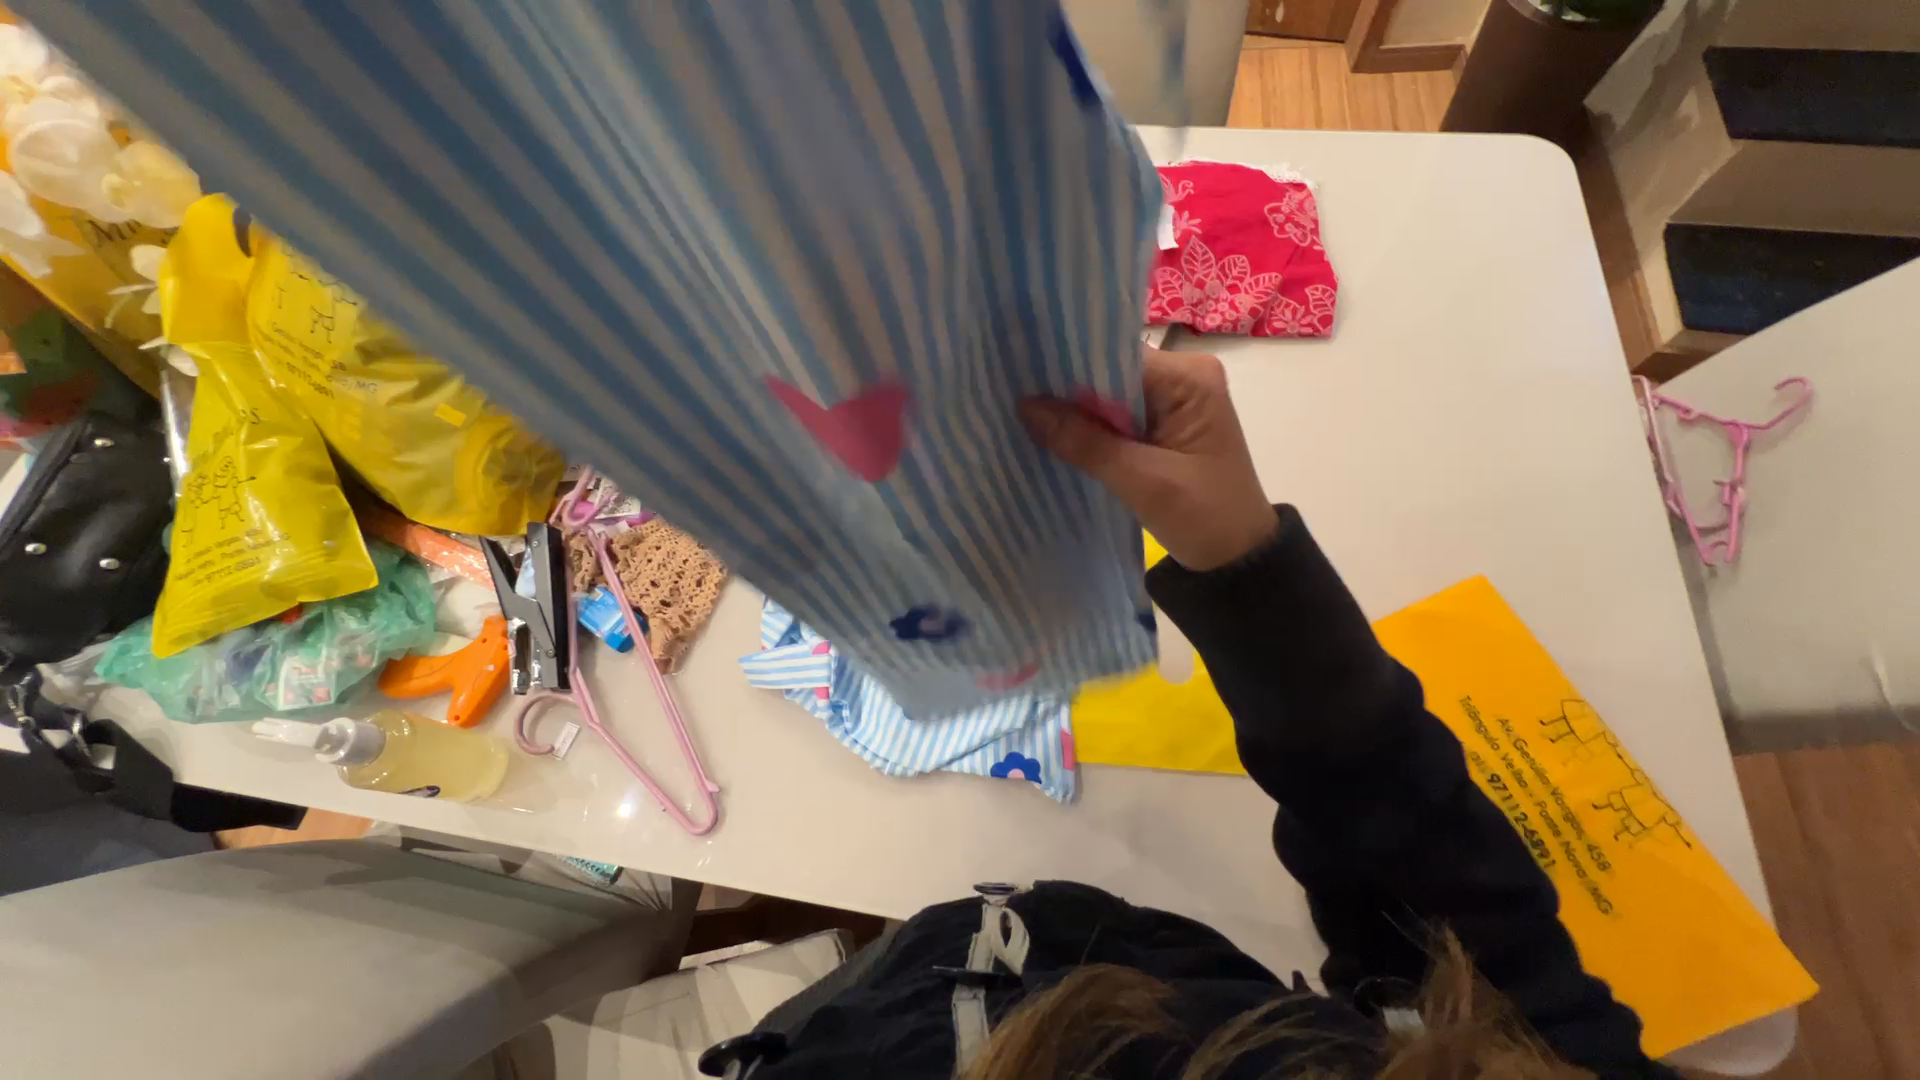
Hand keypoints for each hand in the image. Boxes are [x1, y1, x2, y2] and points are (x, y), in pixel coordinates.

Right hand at [1020, 346, 1278, 570]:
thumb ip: (1084, 442)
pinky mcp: (1161, 424)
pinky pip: (1114, 415)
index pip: (1114, 356)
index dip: (1068, 366)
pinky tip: (1052, 433)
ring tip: (1023, 413)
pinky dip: (1088, 427)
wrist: (1237, 558)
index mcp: (1189, 377)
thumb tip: (1025, 405)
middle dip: (1065, 387)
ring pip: (1107, 394)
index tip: (1021, 374)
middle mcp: (1182, 376)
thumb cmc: (1203, 516)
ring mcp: (1172, 399)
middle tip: (1013, 395)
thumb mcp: (1142, 481)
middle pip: (1109, 371)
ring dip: (1073, 409)